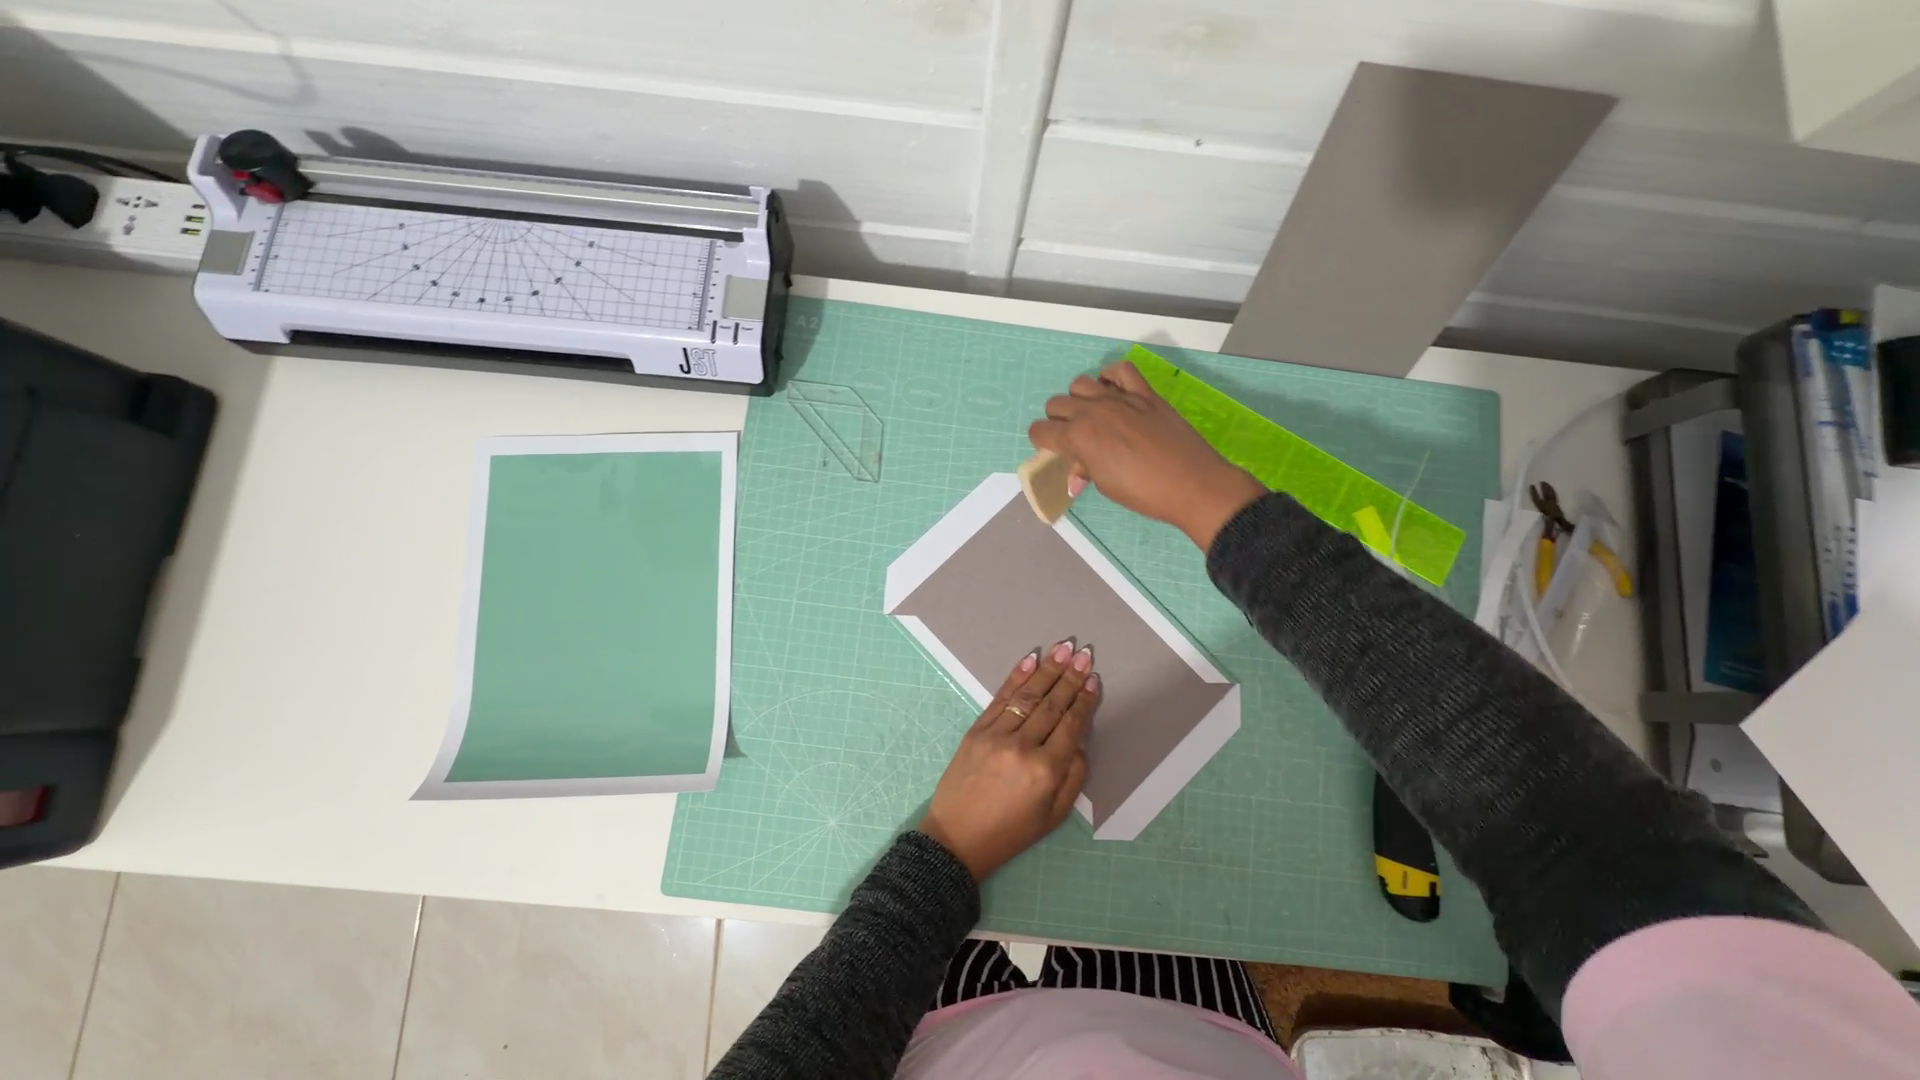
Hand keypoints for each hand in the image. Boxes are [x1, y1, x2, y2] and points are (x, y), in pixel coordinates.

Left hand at [919, 640, 1100, 881]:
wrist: (958, 837)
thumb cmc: (1011, 832)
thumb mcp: (1054, 815)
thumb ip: (1074, 777)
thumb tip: (1079, 742)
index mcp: (1046, 771)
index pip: (1071, 725)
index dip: (1084, 700)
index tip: (1094, 679)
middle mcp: (1023, 748)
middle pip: (1052, 704)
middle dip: (1070, 676)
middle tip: (1084, 653)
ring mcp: (996, 736)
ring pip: (1028, 696)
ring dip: (1047, 669)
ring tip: (1063, 649)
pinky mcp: (976, 731)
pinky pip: (1000, 698)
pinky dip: (1016, 677)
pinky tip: (1031, 660)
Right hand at [1028, 360, 1267, 550]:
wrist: (1192, 484)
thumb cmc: (1144, 493)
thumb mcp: (1106, 485)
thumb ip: (1085, 469)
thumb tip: (1077, 471)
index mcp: (1078, 437)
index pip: (1040, 431)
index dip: (1042, 442)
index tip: (1054, 452)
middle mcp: (1093, 411)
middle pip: (1056, 404)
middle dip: (1057, 421)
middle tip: (1074, 438)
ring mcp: (1120, 398)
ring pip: (1080, 383)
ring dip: (1079, 399)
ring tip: (1093, 416)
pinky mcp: (1144, 392)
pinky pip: (1120, 369)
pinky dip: (1111, 377)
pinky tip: (1114, 392)